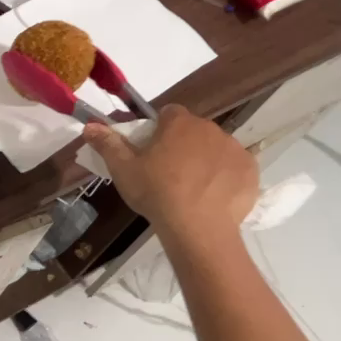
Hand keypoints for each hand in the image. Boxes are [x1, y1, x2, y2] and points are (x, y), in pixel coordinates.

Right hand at [82, 105, 257, 245]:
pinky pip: (234, 167)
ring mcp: (234, 148)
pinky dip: (224, 177)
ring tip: (191, 188)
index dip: (159, 129)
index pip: (169, 113)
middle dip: (182, 145)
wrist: (197, 226)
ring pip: (215, 148)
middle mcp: (210, 128)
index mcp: (178, 124)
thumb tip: (90, 126)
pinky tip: (212, 196)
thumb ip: (107, 144)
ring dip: (204, 159)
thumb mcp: (123, 170)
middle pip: (193, 130)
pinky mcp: (250, 169)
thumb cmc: (156, 192)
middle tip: (167, 172)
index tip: (151, 150)